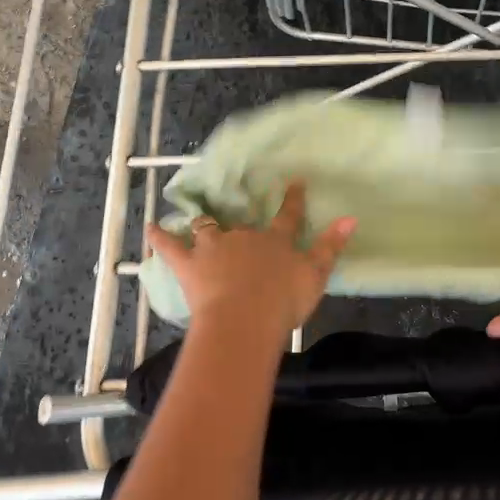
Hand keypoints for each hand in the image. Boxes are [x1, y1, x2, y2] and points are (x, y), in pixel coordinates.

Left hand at [147, 181, 355, 336]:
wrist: (244, 319)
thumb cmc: (283, 301)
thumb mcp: (315, 275)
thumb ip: (330, 247)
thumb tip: (351, 218)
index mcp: (275, 242)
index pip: (287, 216)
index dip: (292, 199)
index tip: (294, 181)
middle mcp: (244, 238)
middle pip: (241, 223)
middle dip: (239, 218)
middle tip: (236, 214)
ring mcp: (214, 249)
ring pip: (206, 228)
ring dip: (201, 223)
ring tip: (194, 216)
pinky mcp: (189, 265)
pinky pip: (170, 247)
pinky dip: (159, 237)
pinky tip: (149, 227)